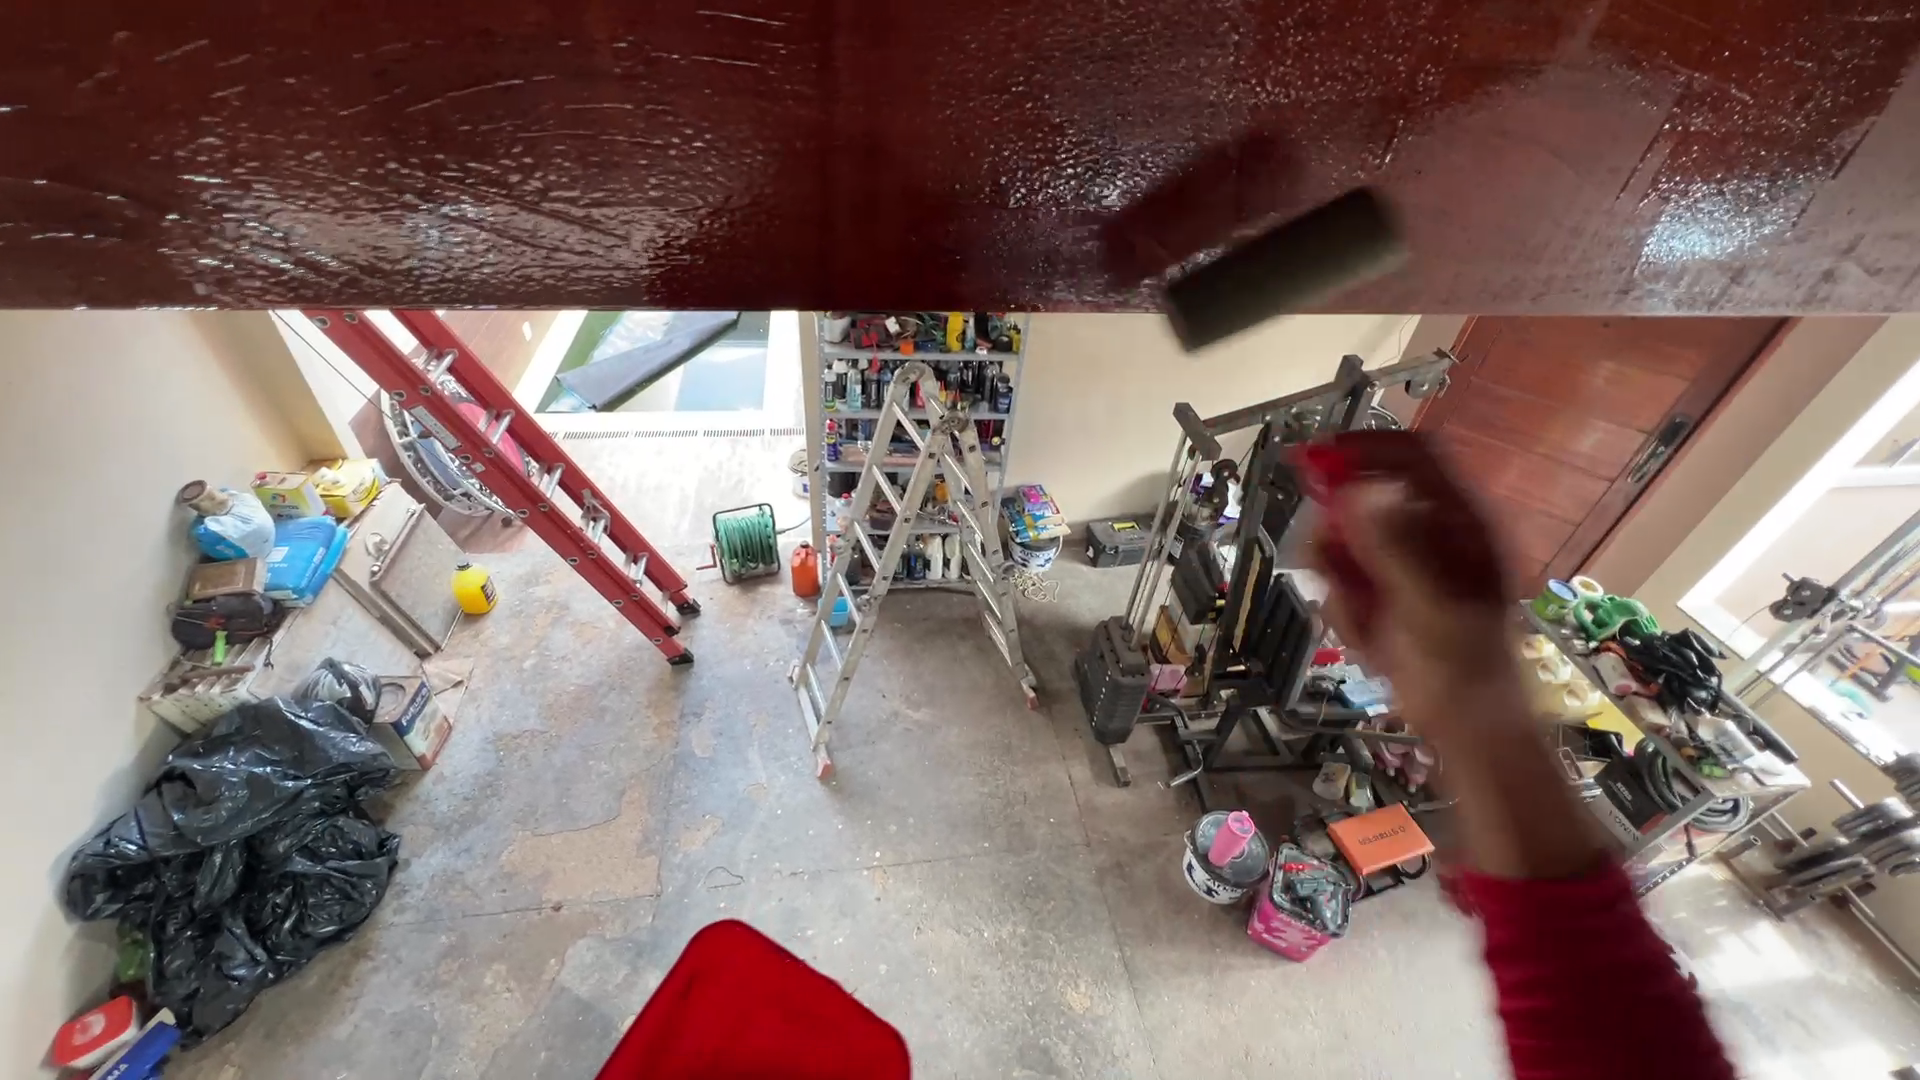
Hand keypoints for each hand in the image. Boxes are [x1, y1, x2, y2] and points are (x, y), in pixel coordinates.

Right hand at [1307, 432, 1602, 878]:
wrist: (1465, 725)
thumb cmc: (1464, 666)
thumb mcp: (1428, 604)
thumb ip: (1392, 546)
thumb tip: (1359, 491)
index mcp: (1463, 522)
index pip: (1413, 456)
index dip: (1364, 448)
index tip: (1316, 459)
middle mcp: (1433, 532)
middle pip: (1366, 498)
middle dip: (1337, 530)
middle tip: (1323, 558)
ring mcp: (1406, 562)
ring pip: (1346, 540)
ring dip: (1336, 575)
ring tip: (1354, 616)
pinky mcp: (1384, 590)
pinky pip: (1343, 577)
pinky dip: (1341, 604)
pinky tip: (1363, 634)